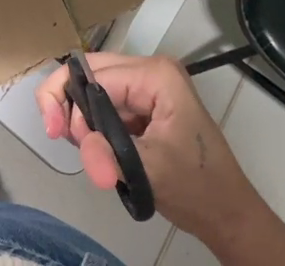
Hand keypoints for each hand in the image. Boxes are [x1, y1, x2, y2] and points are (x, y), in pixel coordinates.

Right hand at [34, 55, 251, 239]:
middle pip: (89, 71)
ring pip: (93, 86)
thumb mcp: (150, 171)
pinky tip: (92, 145)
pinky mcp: (144, 103)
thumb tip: (79, 143)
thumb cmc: (197, 188)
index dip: (68, 101)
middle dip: (66, 101)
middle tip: (56, 134)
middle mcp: (150, 70)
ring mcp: (148, 85)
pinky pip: (105, 101)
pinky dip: (91, 122)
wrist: (228, 214)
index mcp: (156, 75)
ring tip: (81, 146)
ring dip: (78, 114)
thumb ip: (110, 154)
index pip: (94, 75)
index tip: (58, 136)